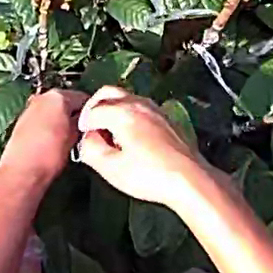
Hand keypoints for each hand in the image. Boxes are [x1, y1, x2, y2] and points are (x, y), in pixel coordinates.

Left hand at [0, 87, 89, 188]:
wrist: (21, 172)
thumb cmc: (50, 155)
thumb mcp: (74, 138)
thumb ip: (80, 124)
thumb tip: (84, 121)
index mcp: (58, 97)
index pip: (83, 97)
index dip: (91, 111)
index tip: (95, 122)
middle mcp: (43, 97)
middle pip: (66, 100)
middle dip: (74, 113)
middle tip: (83, 129)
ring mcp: (30, 106)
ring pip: (52, 108)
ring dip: (60, 118)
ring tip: (68, 136)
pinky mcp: (22, 119)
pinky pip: (41, 116)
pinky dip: (48, 123)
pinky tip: (52, 138)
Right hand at [75, 86, 211, 206]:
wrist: (189, 179)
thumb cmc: (150, 175)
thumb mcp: (111, 168)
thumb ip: (91, 150)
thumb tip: (87, 140)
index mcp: (122, 112)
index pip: (93, 111)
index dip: (84, 125)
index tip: (83, 138)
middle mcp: (138, 104)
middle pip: (108, 93)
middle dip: (95, 106)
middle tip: (91, 125)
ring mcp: (154, 109)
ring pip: (126, 97)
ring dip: (112, 108)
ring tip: (109, 132)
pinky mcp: (166, 118)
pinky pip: (140, 106)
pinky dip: (128, 113)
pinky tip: (130, 135)